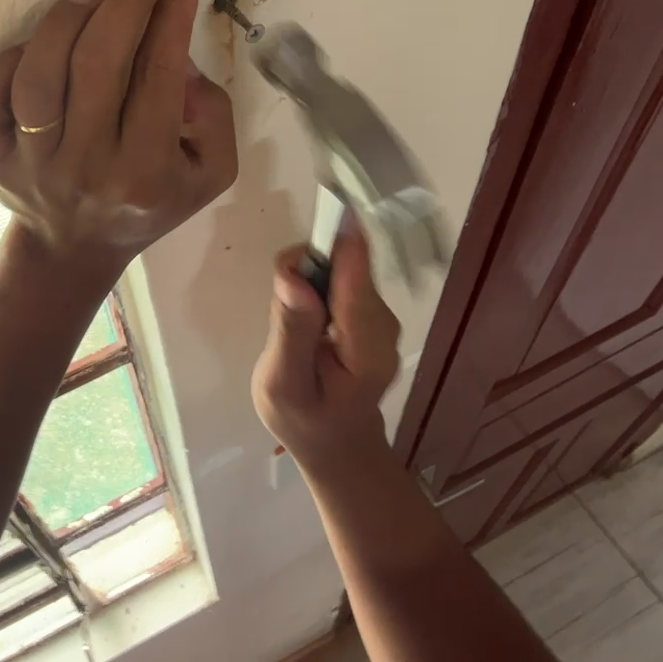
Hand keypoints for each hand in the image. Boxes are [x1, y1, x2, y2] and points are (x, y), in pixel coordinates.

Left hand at [0, 0, 238, 278]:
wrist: (75, 251)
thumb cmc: (148, 203)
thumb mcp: (208, 172)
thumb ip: (211, 115)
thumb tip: (176, 57)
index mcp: (145, 171)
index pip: (159, 74)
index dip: (172, 14)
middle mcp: (86, 167)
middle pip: (97, 65)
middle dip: (126, 3)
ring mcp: (32, 164)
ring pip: (37, 77)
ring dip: (64, 22)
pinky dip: (2, 64)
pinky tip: (35, 47)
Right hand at [251, 224, 402, 467]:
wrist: (338, 446)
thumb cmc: (306, 422)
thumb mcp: (283, 385)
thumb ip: (290, 330)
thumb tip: (293, 275)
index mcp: (367, 345)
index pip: (355, 275)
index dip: (337, 240)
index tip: (320, 216)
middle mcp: (383, 322)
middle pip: (344, 265)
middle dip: (306, 270)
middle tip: (280, 305)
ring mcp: (379, 316)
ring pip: (338, 269)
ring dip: (307, 282)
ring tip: (291, 327)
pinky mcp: (370, 312)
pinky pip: (338, 280)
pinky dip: (315, 290)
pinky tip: (306, 326)